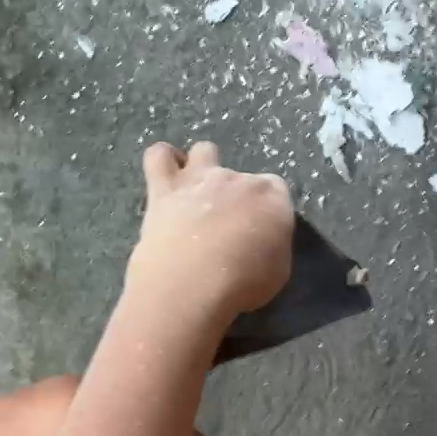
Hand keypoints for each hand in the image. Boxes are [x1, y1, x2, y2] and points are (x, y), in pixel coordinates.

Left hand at [124, 142, 293, 322]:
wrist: (191, 284)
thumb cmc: (243, 285)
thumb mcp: (278, 270)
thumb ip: (272, 245)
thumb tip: (261, 241)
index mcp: (271, 197)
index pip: (275, 188)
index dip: (267, 207)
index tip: (260, 229)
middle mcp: (238, 179)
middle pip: (240, 174)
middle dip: (234, 195)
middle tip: (224, 225)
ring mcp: (200, 179)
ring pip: (204, 151)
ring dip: (202, 166)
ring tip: (195, 192)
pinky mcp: (164, 188)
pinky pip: (158, 157)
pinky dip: (163, 161)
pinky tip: (165, 177)